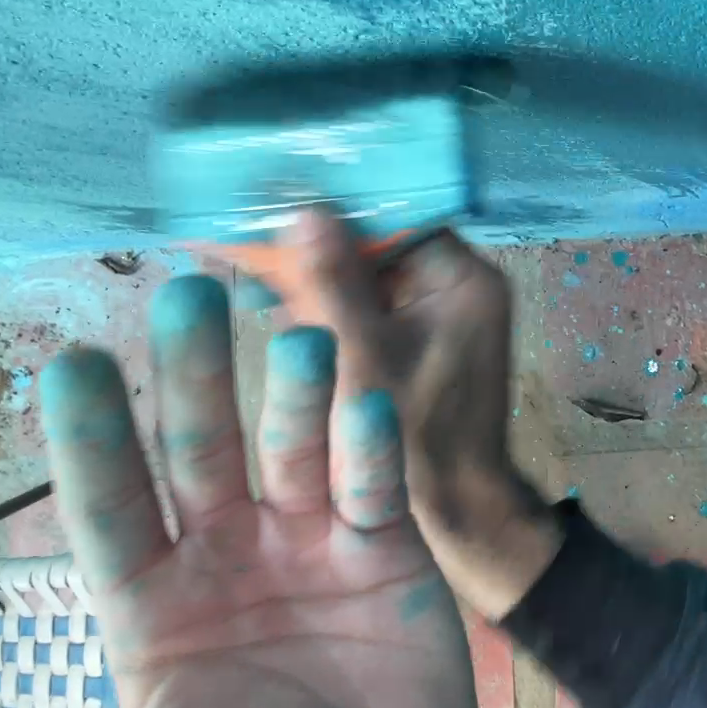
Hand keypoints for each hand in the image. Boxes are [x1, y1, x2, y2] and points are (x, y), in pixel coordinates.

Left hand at [39, 261, 475, 707]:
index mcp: (155, 607)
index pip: (114, 509)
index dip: (94, 440)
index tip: (72, 360)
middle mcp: (232, 558)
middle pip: (205, 451)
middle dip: (195, 375)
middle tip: (190, 292)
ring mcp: (315, 548)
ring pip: (298, 451)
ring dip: (296, 393)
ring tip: (298, 337)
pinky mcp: (387, 552)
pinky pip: (375, 491)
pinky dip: (371, 449)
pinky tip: (367, 407)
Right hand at [221, 212, 562, 620]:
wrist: (459, 509)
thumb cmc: (417, 441)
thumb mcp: (364, 362)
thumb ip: (333, 287)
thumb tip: (301, 209)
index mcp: (464, 279)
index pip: (395, 217)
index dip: (332, 208)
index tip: (266, 198)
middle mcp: (462, 285)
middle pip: (380, 243)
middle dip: (316, 243)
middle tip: (242, 232)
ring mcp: (444, 312)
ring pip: (372, 274)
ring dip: (318, 275)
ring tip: (245, 264)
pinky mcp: (425, 338)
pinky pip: (374, 306)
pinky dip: (331, 307)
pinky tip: (277, 307)